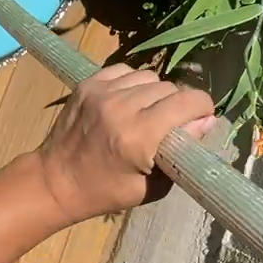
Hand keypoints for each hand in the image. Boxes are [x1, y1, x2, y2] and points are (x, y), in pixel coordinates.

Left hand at [28, 64, 216, 225]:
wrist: (56, 180)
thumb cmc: (106, 191)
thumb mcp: (152, 185)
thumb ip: (182, 153)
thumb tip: (207, 121)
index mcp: (139, 136)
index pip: (186, 102)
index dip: (203, 107)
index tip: (204, 117)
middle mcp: (121, 107)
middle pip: (168, 88)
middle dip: (178, 103)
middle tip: (173, 123)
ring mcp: (101, 91)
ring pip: (148, 76)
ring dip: (155, 92)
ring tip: (149, 112)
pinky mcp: (88, 83)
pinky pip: (124, 70)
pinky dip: (133, 83)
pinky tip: (129, 100)